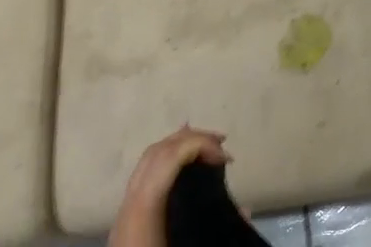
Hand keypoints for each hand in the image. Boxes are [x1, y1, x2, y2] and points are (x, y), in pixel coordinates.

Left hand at [108, 126, 230, 246]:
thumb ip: (218, 231)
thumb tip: (246, 210)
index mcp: (145, 208)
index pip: (170, 156)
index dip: (199, 144)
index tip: (227, 159)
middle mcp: (131, 200)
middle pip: (158, 150)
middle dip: (192, 139)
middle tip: (222, 144)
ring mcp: (124, 206)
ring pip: (147, 158)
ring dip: (178, 146)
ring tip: (205, 146)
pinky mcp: (125, 217)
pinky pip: (143, 173)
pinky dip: (164, 160)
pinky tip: (178, 165)